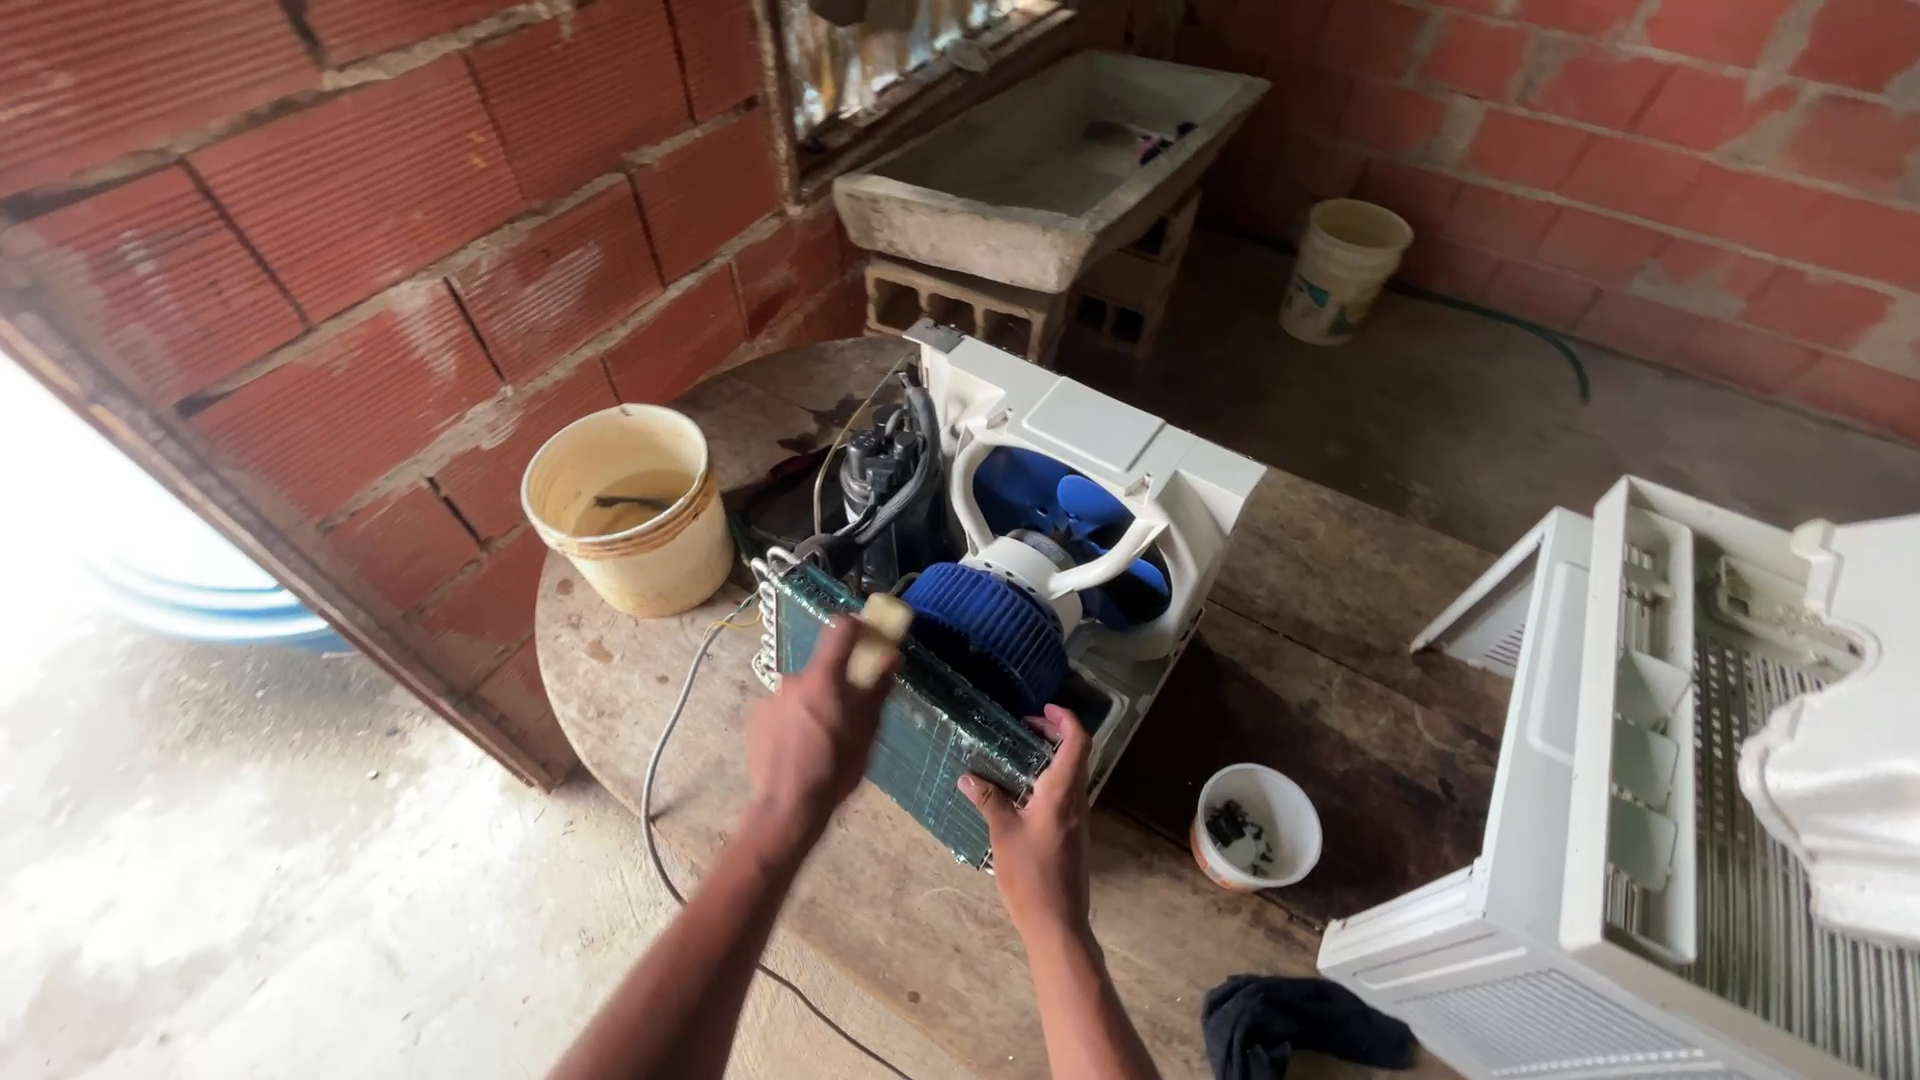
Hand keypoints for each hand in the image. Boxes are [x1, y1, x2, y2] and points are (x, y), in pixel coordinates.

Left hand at [743, 617, 897, 843]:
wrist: (788, 807)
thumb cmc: (836, 768)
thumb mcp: (868, 731)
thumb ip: (877, 689)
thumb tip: (891, 658)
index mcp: (824, 678)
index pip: (840, 630)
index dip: (856, 626)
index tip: (868, 634)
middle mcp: (793, 680)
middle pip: (823, 671)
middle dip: (837, 685)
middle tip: (849, 715)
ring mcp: (771, 700)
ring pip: (803, 694)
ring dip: (815, 706)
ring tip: (823, 741)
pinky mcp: (756, 721)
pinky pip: (784, 712)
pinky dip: (794, 722)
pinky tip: (801, 750)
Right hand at [958, 705, 1092, 942]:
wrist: (1058, 923)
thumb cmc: (1030, 876)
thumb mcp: (1003, 834)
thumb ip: (989, 801)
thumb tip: (969, 777)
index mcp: (1062, 793)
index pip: (1078, 742)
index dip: (1066, 720)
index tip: (1043, 710)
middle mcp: (1077, 801)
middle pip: (1078, 754)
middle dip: (1056, 733)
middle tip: (1026, 727)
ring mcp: (1079, 819)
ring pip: (1073, 774)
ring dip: (1052, 756)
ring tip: (1020, 753)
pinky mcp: (1075, 834)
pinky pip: (1067, 793)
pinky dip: (1050, 778)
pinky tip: (1023, 789)